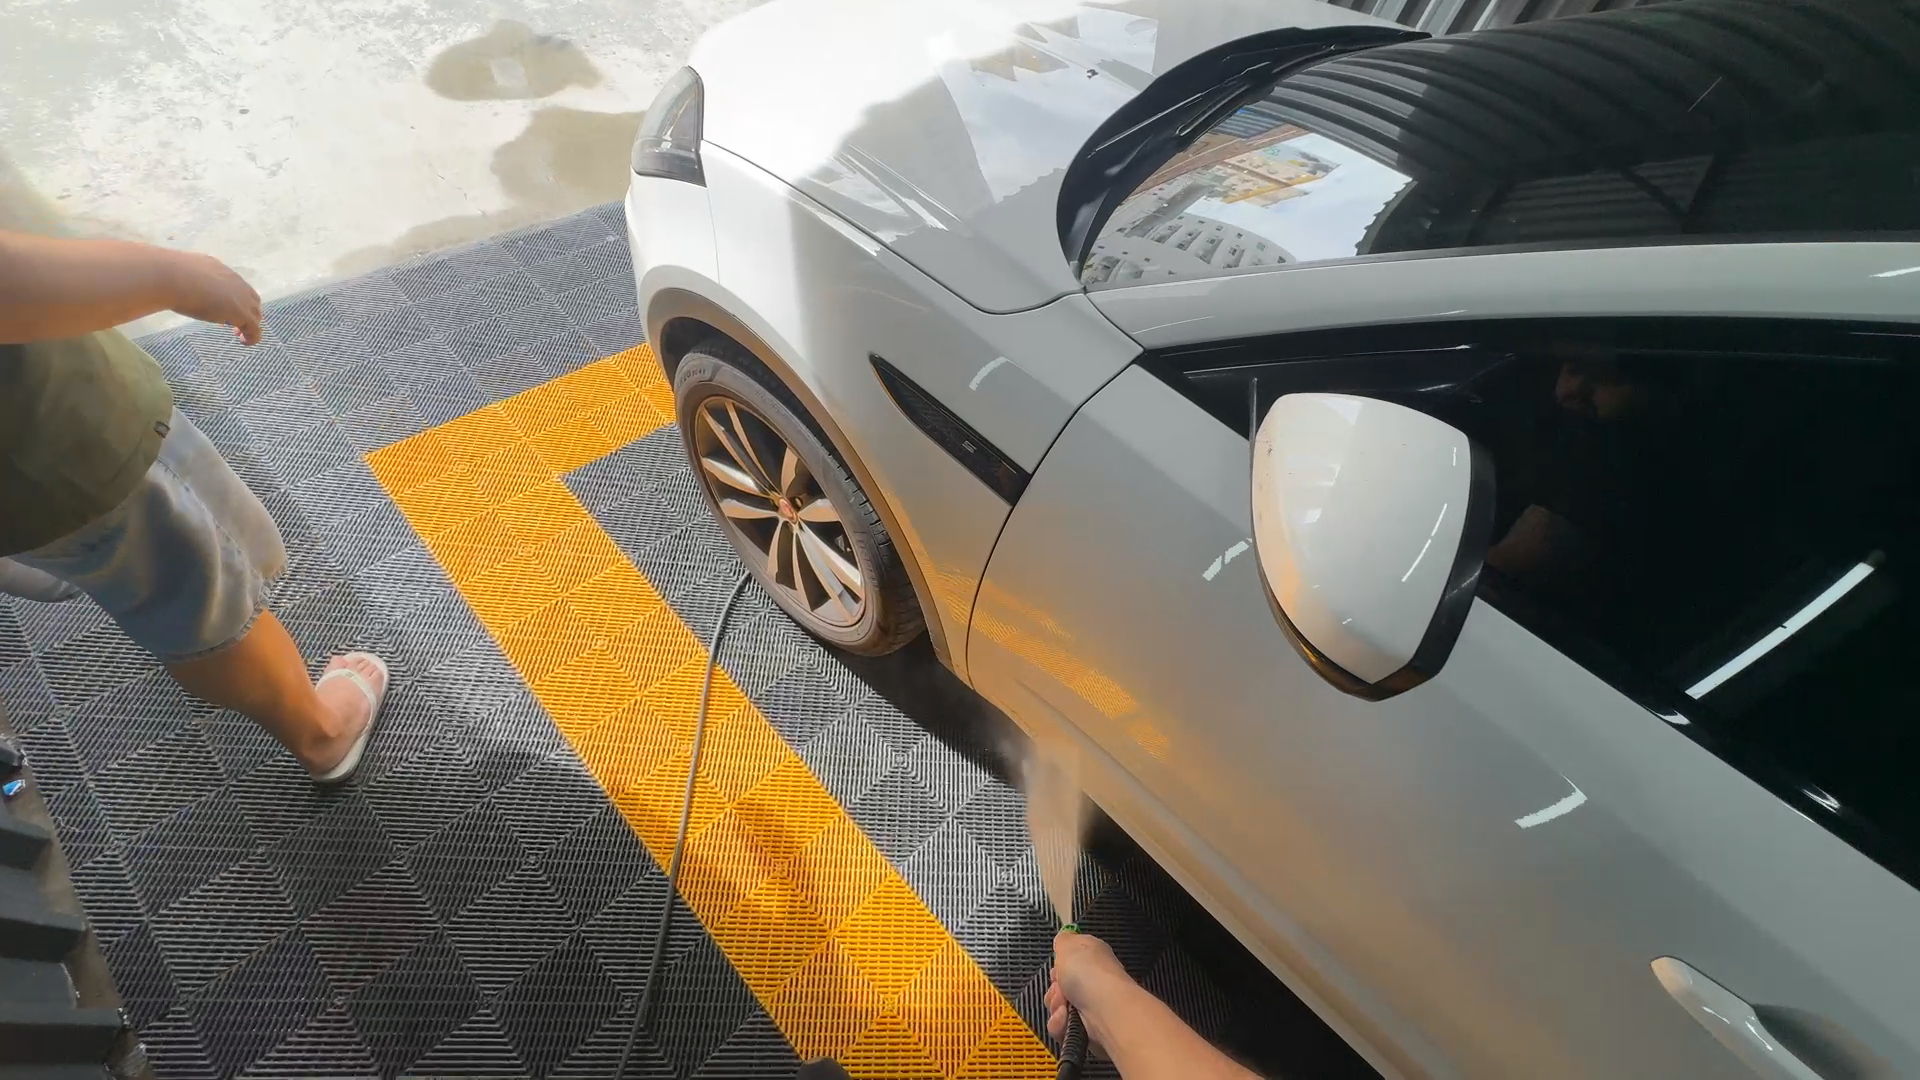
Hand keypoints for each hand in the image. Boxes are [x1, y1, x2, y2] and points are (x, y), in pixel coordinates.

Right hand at [164, 251, 261, 344]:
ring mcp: (241, 297)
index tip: (223, 305)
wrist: (165, 275)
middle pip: (250, 299)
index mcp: (215, 267)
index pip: (232, 283)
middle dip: (245, 310)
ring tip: (237, 333)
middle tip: (234, 320)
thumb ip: (176, 277)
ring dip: (249, 323)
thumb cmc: (159, 272)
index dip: (232, 296)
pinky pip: (255, 329)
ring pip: (254, 314)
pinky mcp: (243, 313)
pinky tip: (244, 342)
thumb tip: (156, 279)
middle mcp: (233, 280)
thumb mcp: (171, 272)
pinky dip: (253, 336)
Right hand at [1046, 931, 1133, 1054]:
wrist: (1105, 1008)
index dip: (1058, 966)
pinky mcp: (1085, 1030)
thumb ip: (1062, 940)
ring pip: (1057, 1007)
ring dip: (1055, 1005)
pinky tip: (1066, 1018)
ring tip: (1065, 1005)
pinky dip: (1059, 1023)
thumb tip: (1063, 939)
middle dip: (1054, 988)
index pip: (1068, 962)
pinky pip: (1061, 1027)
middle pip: (1059, 986)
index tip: (1057, 969)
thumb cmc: (1087, 971)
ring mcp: (1089, 1007)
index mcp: (1091, 958)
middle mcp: (1091, 982)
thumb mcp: (1068, 943)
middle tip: (1060, 988)